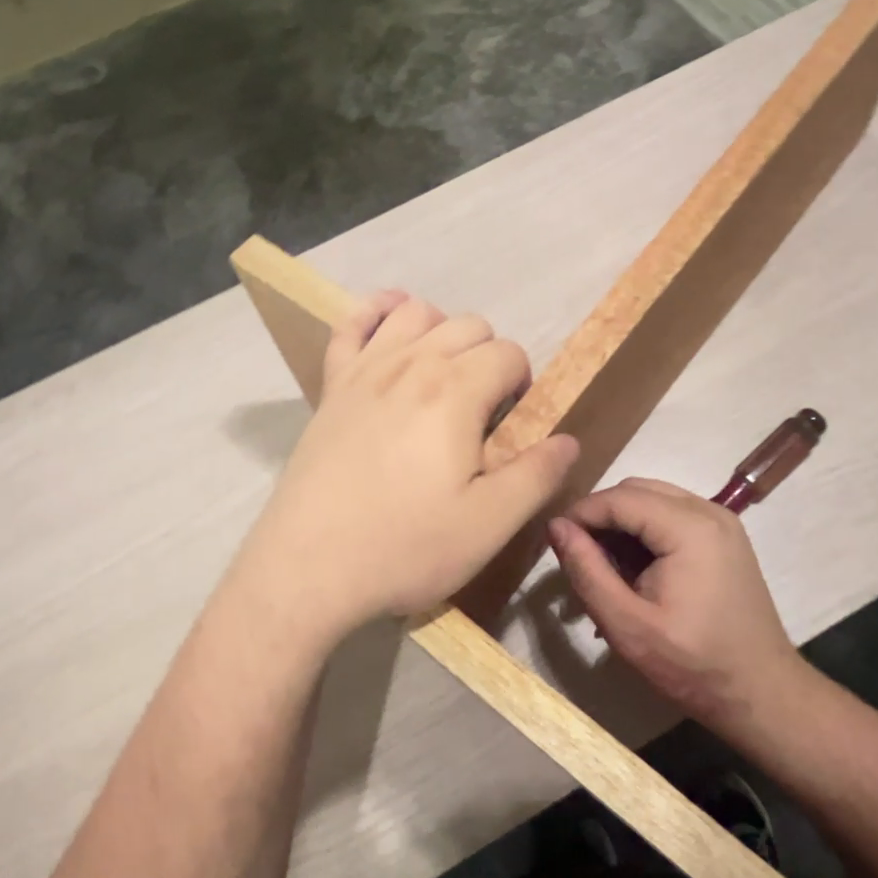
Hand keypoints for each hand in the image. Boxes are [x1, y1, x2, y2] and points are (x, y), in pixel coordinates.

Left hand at [234, 291, 578, 641]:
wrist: (308, 567)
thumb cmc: (406, 547)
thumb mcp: (489, 524)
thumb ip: (536, 476)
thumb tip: (569, 440)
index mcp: (456, 391)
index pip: (509, 353)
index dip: (521, 386)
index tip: (508, 431)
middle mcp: (412, 363)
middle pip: (469, 325)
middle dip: (488, 358)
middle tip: (481, 416)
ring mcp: (365, 369)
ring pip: (416, 313)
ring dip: (441, 333)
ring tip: (443, 379)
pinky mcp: (331, 385)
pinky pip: (352, 323)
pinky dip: (376, 311)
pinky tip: (390, 322)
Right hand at [547, 479, 809, 732]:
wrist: (761, 694)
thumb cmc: (693, 665)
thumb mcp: (628, 625)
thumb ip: (587, 571)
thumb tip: (556, 526)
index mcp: (690, 528)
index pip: (618, 498)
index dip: (580, 514)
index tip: (553, 544)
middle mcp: (709, 511)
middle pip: (636, 492)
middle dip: (600, 519)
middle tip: (578, 560)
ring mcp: (721, 522)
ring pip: (653, 501)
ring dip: (622, 526)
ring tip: (603, 570)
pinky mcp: (724, 538)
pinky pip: (672, 517)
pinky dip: (645, 534)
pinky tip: (633, 573)